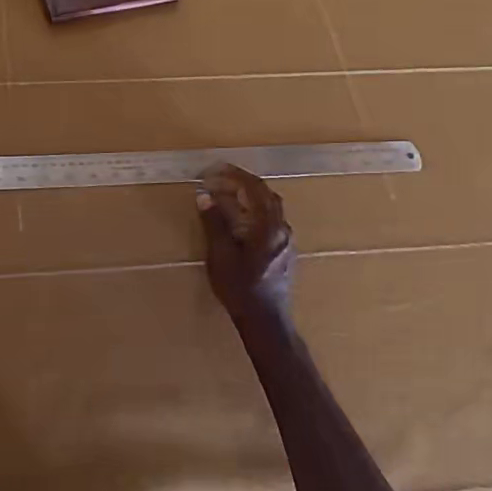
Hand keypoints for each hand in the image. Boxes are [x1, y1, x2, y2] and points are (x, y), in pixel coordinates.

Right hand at [196, 163, 294, 321]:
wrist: (267, 322)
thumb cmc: (241, 288)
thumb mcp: (221, 255)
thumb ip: (214, 223)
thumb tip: (205, 196)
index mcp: (269, 226)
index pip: (255, 188)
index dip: (235, 174)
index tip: (216, 168)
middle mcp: (282, 230)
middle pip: (265, 195)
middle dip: (240, 183)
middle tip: (217, 180)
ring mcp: (286, 241)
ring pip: (268, 208)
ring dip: (246, 198)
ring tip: (223, 198)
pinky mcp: (283, 252)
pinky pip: (269, 221)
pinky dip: (252, 212)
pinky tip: (236, 221)